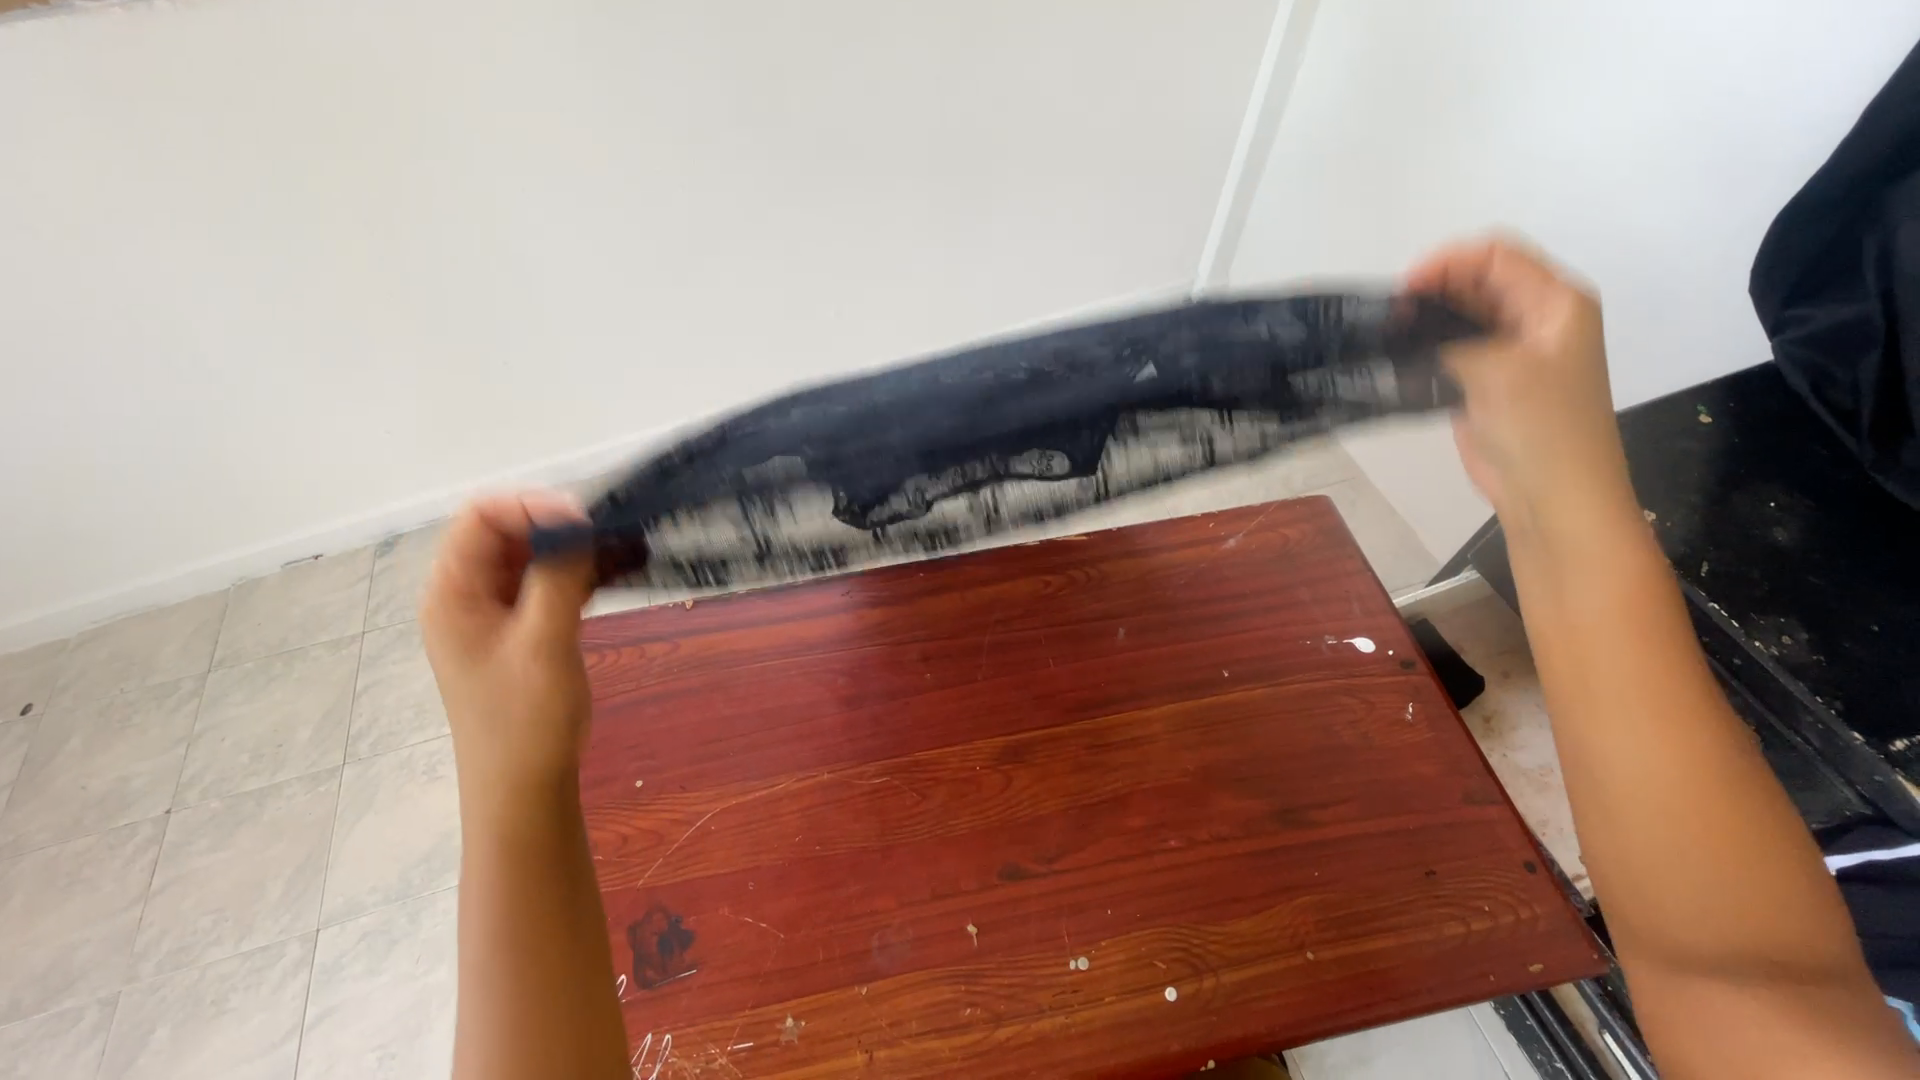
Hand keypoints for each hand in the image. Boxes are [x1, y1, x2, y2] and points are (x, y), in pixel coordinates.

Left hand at [419, 492, 597, 819]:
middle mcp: (468, 594)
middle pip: (507, 531)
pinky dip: (579, 572)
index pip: (480, 518)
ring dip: (574, 547)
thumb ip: (557, 576)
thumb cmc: (525, 719)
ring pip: (532, 557)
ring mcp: (495, 613)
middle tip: (609, 533)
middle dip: (558, 524)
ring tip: (621, 548)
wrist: (523, 787)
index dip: (531, 506)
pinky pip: (548, 583)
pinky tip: (617, 571)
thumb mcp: (543, 643)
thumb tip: (576, 520)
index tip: (585, 519)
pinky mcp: (523, 629)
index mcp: (453, 592)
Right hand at [1405, 236, 1638, 538]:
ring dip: (1425, 318)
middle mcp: (1534, 318)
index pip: (1496, 255)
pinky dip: (1424, 346)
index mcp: (1555, 302)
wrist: (1553, 493)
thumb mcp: (1498, 369)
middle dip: (1433, 288)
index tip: (1404, 290)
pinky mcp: (1484, 380)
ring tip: (1387, 334)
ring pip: (1460, 314)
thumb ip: (1451, 338)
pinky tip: (1397, 356)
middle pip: (1476, 280)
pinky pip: (1451, 348)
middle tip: (1389, 315)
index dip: (1448, 262)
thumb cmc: (1541, 427)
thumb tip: (1402, 328)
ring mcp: (1509, 350)